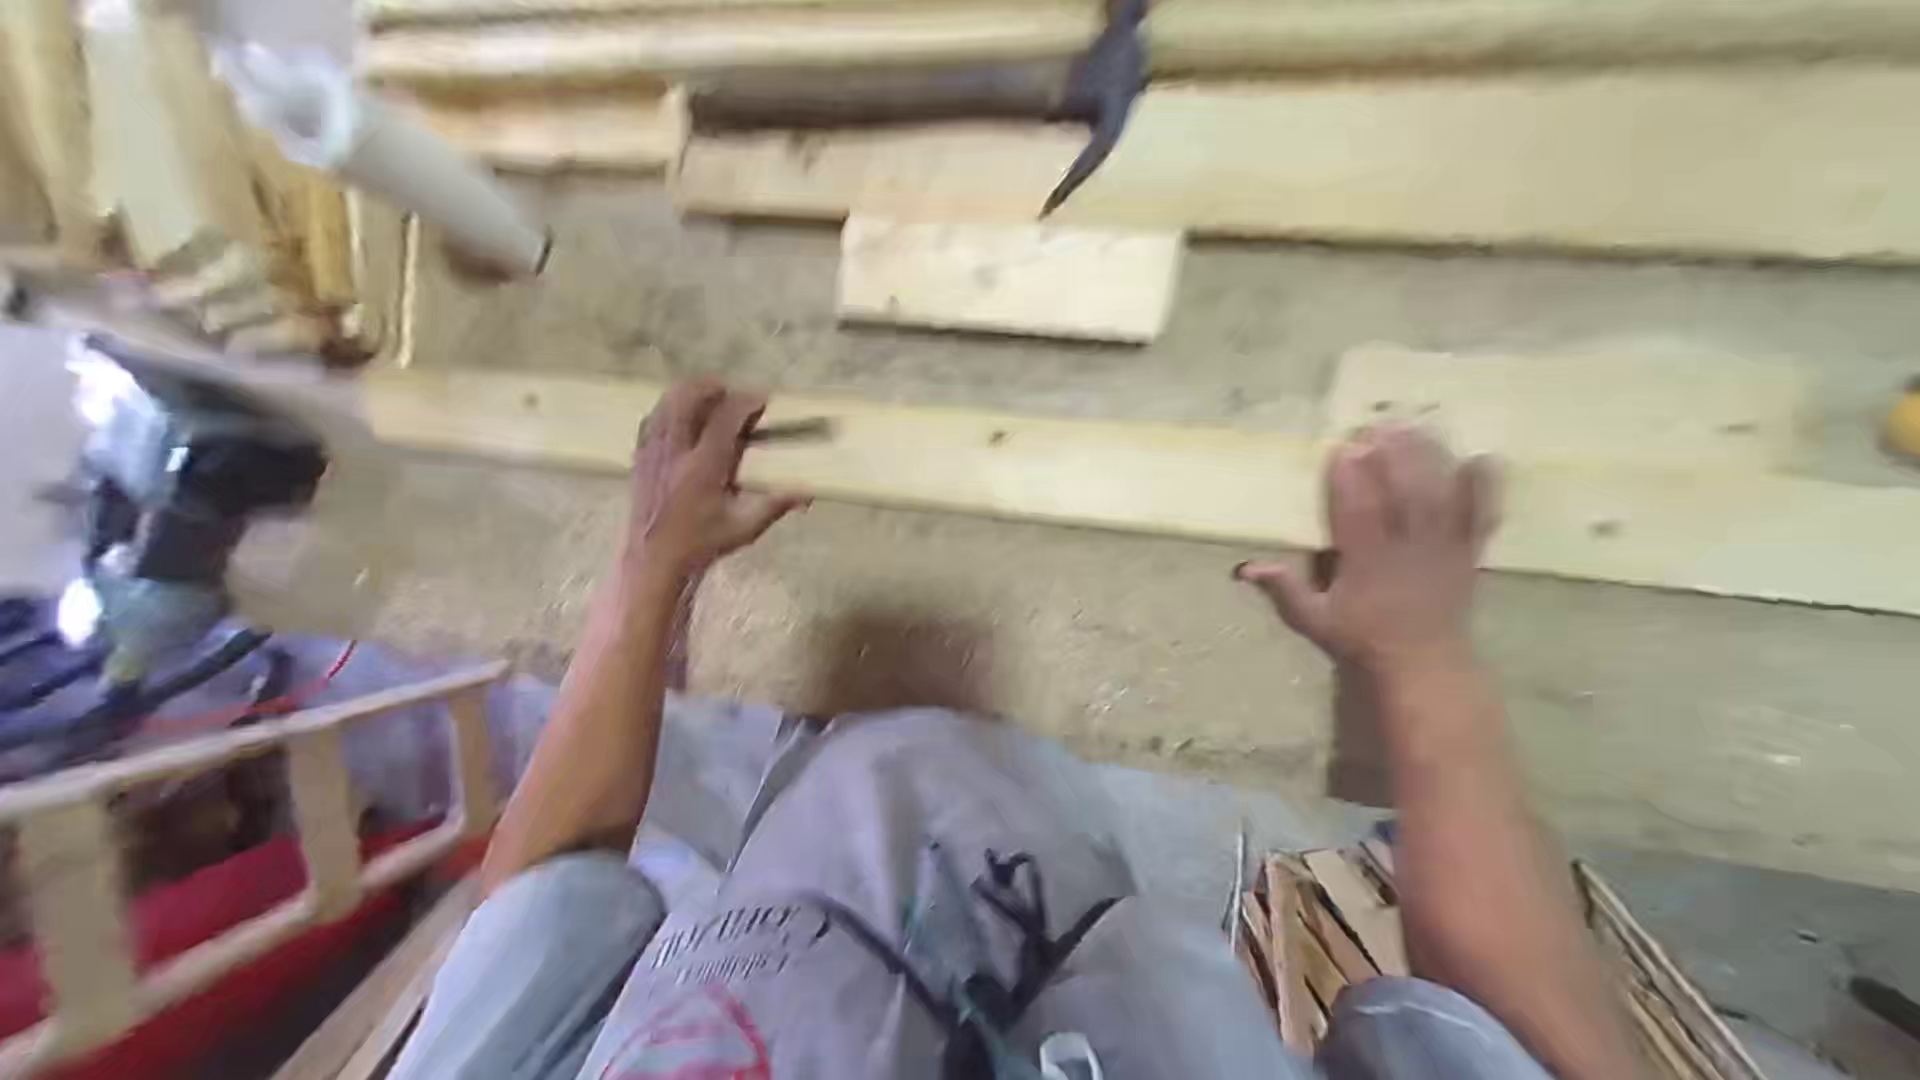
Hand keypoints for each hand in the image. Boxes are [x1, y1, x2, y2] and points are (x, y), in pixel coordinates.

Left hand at [624, 378, 809, 577]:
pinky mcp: (640, 457)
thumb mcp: (744, 527)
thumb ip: (775, 504)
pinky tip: (682, 418)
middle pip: (687, 397)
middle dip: (713, 387)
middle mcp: (675, 451)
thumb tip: (809, 492)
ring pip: (667, 403)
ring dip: (690, 394)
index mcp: (703, 466)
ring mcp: (653, 451)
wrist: (654, 560)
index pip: (725, 418)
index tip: (763, 399)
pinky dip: (670, 409)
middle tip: (734, 394)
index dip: (746, 402)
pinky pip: (653, 419)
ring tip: (710, 400)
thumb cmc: (702, 544)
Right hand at [1237, 425, 1500, 675]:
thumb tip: (1248, 566)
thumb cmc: (1359, 639)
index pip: (1358, 514)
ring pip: (1439, 499)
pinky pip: (1480, 519)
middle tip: (1379, 425)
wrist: (1422, 664)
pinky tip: (1483, 458)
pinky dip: (1485, 490)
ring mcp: (1441, 551)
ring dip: (1429, 461)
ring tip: (1416, 427)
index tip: (1342, 448)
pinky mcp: (1466, 555)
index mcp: (1366, 565)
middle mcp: (1406, 552)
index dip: (1350, 480)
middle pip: (1403, 497)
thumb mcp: (1313, 620)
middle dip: (1392, 458)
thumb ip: (1285, 590)